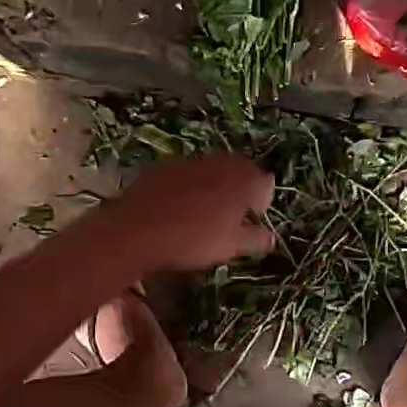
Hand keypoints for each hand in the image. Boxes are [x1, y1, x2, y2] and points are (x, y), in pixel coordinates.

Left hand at [112, 155, 276, 269]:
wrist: (136, 231)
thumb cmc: (194, 240)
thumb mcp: (232, 246)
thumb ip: (257, 239)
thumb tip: (270, 237)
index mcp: (244, 180)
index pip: (266, 185)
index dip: (260, 205)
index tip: (249, 224)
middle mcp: (222, 162)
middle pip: (240, 173)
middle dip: (239, 193)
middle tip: (229, 219)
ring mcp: (192, 160)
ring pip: (213, 172)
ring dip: (214, 188)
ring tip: (201, 215)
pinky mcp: (165, 165)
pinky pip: (187, 174)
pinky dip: (188, 187)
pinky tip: (176, 209)